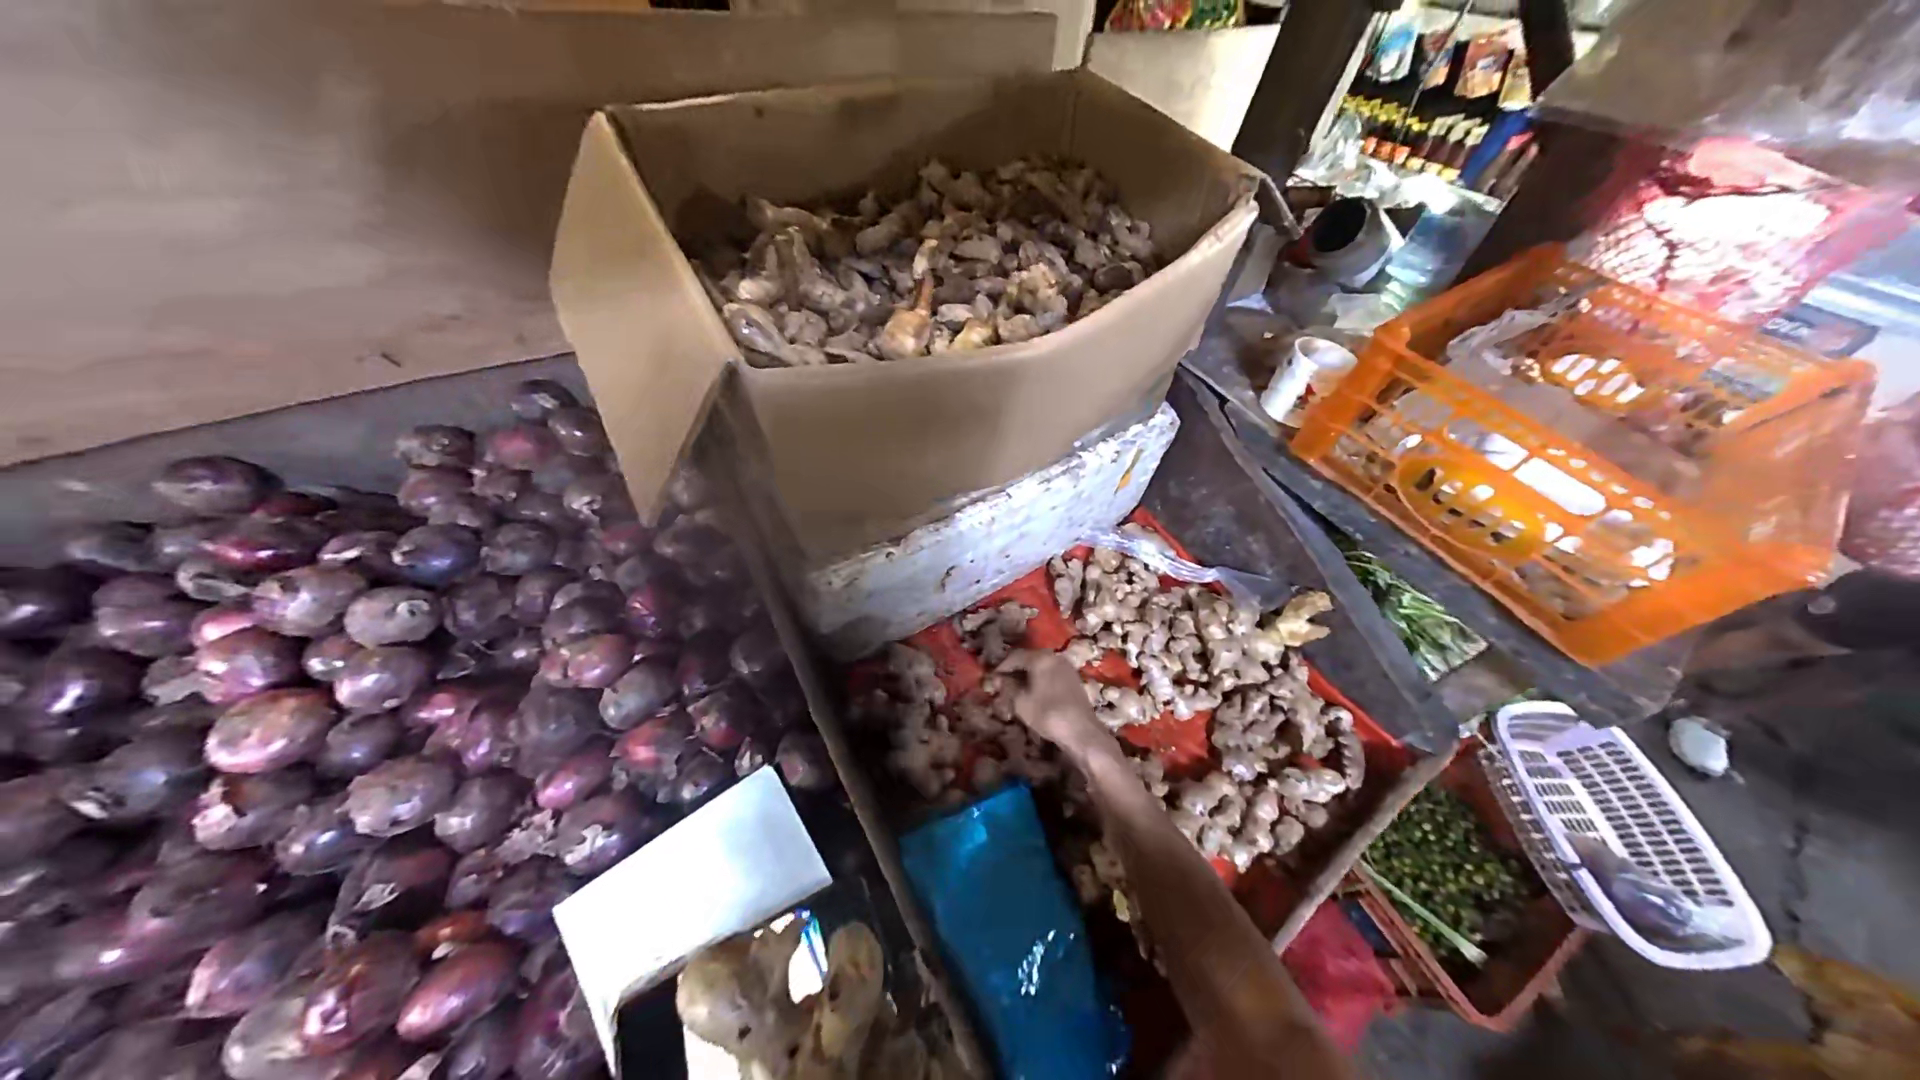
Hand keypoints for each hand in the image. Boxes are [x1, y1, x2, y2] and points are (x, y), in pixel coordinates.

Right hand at [999, 650, 1113, 761]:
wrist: (1081, 731)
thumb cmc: (1047, 713)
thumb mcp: (1020, 702)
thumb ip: (1007, 687)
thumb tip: (999, 680)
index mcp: (1041, 658)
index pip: (1015, 656)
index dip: (1001, 667)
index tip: (992, 679)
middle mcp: (1055, 657)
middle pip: (1029, 659)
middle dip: (1014, 671)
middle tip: (1002, 685)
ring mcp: (1066, 668)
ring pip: (1040, 667)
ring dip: (1027, 676)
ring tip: (1016, 690)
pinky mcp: (1073, 680)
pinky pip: (1050, 674)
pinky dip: (1039, 681)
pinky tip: (1033, 694)